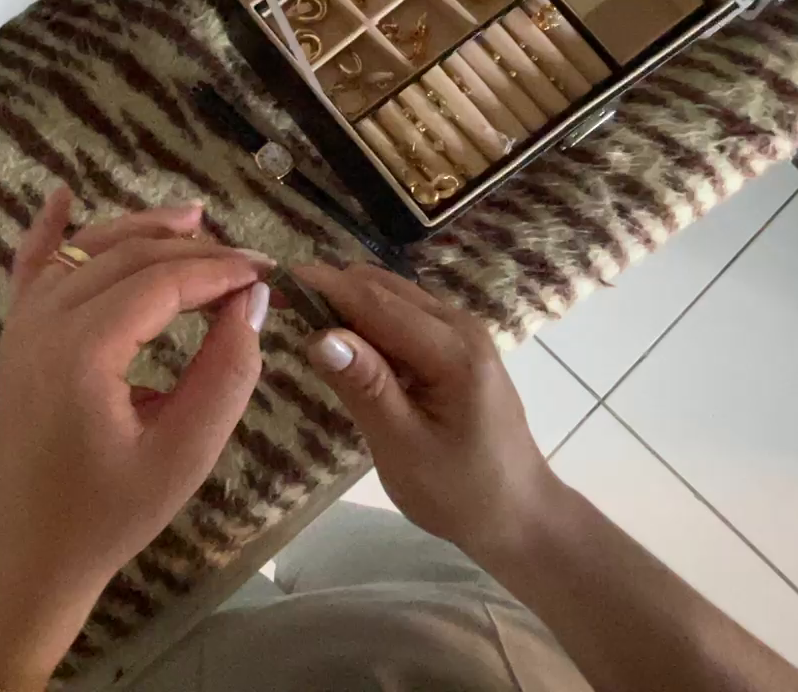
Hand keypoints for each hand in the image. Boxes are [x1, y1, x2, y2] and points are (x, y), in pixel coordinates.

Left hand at [0, 189, 270, 685]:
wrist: (29, 550)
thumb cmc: (110, 514)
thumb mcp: (185, 454)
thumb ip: (226, 372)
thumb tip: (251, 301)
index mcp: (82, 351)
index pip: (162, 282)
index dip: (219, 270)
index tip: (266, 273)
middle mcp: (43, 320)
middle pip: (127, 255)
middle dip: (191, 249)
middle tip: (244, 260)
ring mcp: (22, 322)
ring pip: (86, 250)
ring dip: (139, 229)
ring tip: (193, 218)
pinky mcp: (14, 332)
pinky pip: (30, 266)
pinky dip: (48, 229)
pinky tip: (62, 196)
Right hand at [294, 262, 564, 563]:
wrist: (521, 517)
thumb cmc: (461, 493)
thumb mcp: (403, 447)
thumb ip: (364, 386)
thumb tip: (319, 335)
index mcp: (452, 351)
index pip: (374, 300)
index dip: (323, 285)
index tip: (275, 281)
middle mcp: (458, 326)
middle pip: (380, 286)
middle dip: (330, 290)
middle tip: (285, 313)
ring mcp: (459, 331)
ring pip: (388, 294)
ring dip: (345, 303)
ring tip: (307, 328)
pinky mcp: (453, 342)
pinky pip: (399, 312)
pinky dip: (365, 318)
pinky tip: (347, 348)